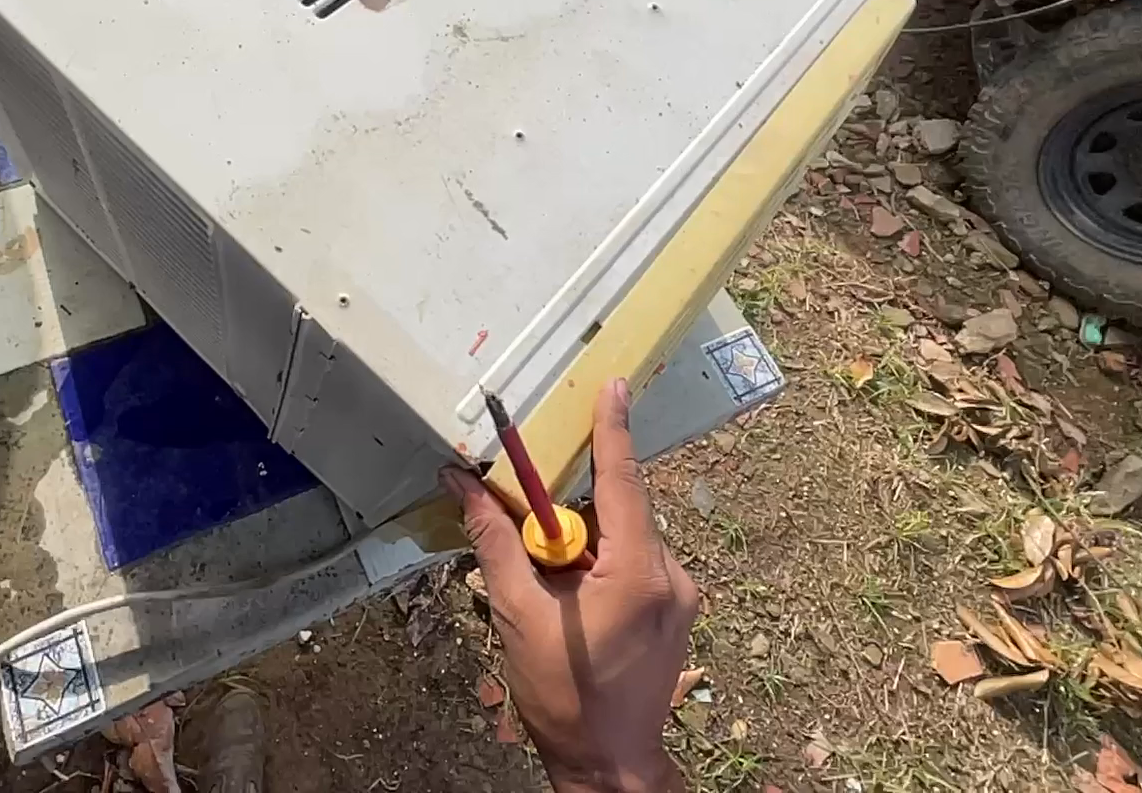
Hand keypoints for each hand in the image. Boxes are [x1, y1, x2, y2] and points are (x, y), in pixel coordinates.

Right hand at [441, 379, 697, 792]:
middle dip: (571, 508)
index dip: (613, 429)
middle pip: (617, 507)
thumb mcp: (517, 610)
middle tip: (537, 531)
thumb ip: (493, 538)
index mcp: (638, 573)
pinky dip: (600, 556)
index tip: (611, 386)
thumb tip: (460, 482)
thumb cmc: (561, 693)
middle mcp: (671, 575)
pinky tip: (575, 592)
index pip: (622, 482)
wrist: (609, 765)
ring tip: (552, 581)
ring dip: (583, 538)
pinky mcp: (677, 607)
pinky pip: (634, 556)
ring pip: (624, 532)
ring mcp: (681, 593)